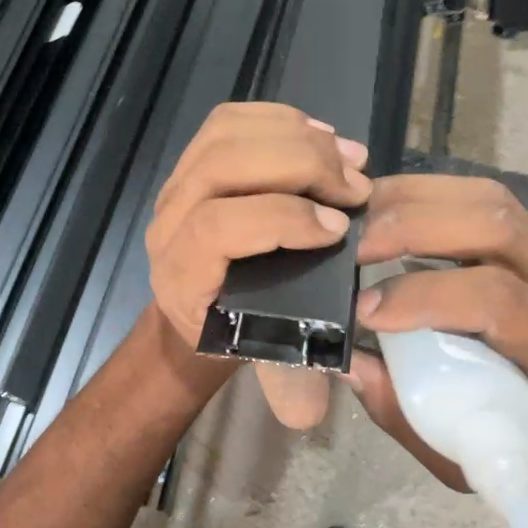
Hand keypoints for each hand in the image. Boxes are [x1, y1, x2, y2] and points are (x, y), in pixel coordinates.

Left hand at [144, 102, 371, 427]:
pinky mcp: (194, 158)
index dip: (279, 217)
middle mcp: (170, 221)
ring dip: (295, 136)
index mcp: (182, 273)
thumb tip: (310, 408)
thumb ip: (287, 383)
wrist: (198, 302)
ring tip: (348, 158)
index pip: (216, 225)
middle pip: (223, 164)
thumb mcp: (264, 358)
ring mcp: (178, 183)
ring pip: (226, 134)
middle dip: (299, 165)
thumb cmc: (234, 329)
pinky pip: (228, 120)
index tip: (336, 228)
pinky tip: (323, 136)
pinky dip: (279, 119)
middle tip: (357, 186)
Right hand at [345, 175, 527, 495]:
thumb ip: (403, 411)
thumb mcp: (463, 456)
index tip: (365, 312)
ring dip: (413, 200)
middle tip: (350, 248)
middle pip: (498, 226)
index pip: (501, 300)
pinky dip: (421, 197)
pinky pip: (478, 200)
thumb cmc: (526, 454)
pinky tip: (381, 212)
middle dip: (413, 227)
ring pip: (488, 199)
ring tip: (357, 219)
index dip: (426, 295)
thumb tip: (345, 359)